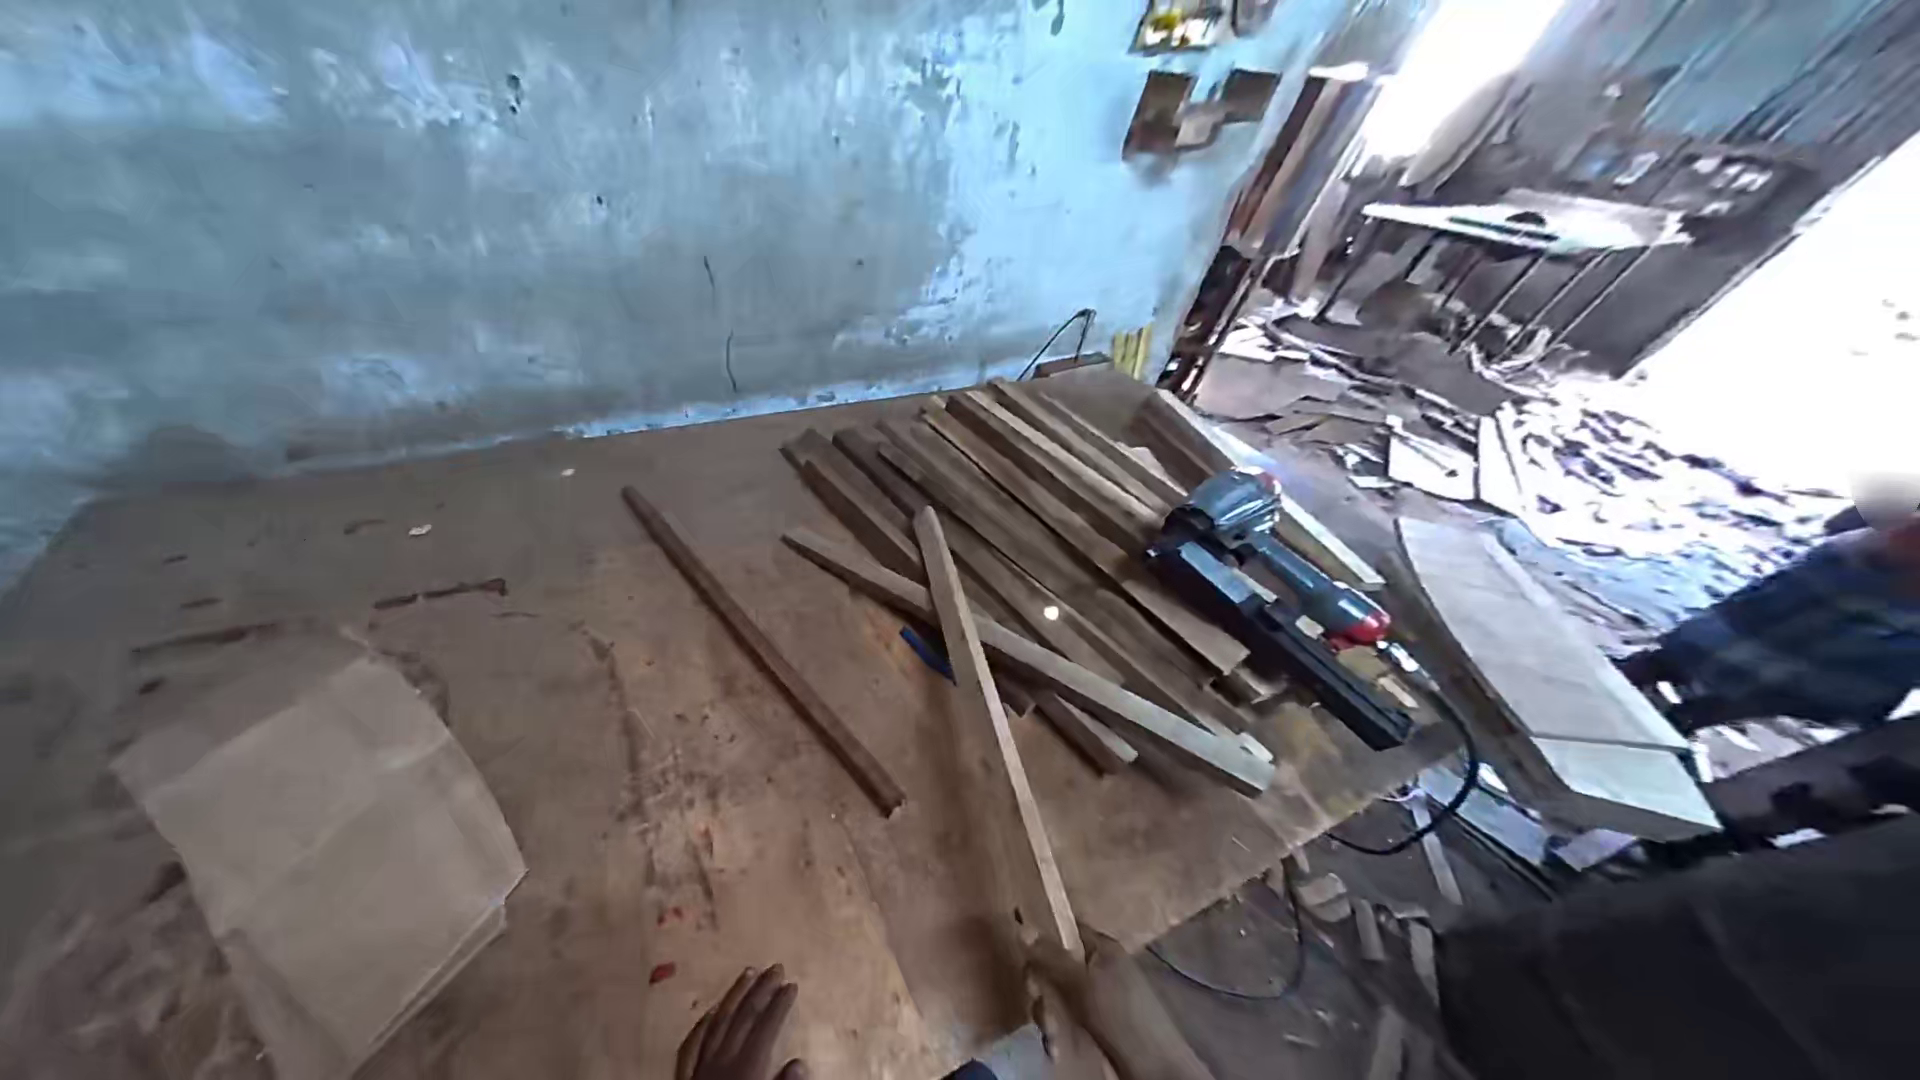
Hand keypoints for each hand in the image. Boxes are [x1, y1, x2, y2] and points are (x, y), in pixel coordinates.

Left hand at [677, 965, 805, 1079]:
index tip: (793, 984)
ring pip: (717, 1023)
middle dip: (761, 990)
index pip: (766, 1028)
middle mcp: (721, 1064)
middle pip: (743, 1018)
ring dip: (734, 996)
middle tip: (776, 967)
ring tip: (747, 972)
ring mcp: (699, 1072)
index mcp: (746, 1072)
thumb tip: (800, 1062)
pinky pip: (690, 1047)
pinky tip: (710, 1011)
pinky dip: (701, 1026)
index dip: (780, 1004)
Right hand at [1026, 929, 1213, 1079]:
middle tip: (1038, 1002)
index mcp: (1102, 947)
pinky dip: (1058, 1034)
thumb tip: (1021, 924)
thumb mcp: (1083, 985)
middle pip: (1056, 965)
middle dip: (1042, 988)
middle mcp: (1099, 968)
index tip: (1026, 959)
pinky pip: (1067, 1021)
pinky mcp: (1097, 1028)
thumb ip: (1051, 957)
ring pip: (1058, 997)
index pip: (1065, 929)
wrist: (1158, 1073)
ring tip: (1052, 1038)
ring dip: (1048, 1016)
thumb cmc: (1122, 1017)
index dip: (1043, 940)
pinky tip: (1057, 1050)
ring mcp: (1098, 1000)